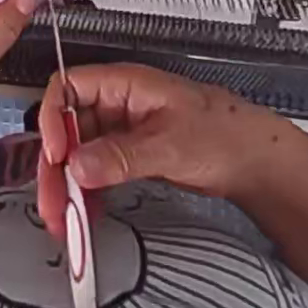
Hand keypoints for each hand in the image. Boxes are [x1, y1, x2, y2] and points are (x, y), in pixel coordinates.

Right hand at [35, 63, 305, 238]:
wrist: (254, 158)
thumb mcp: (169, 144)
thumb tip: (76, 165)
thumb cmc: (221, 133)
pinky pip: (95, 170)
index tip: (54, 155)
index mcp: (122, 84)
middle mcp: (115, 103)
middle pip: (67, 127)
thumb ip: (120, 155)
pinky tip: (86, 215)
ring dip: (66, 186)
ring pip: (77, 153)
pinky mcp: (127, 154)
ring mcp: (120, 129)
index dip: (54, 118)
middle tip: (53, 206)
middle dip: (55, 166)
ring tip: (64, 222)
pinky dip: (86, 192)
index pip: (68, 88)